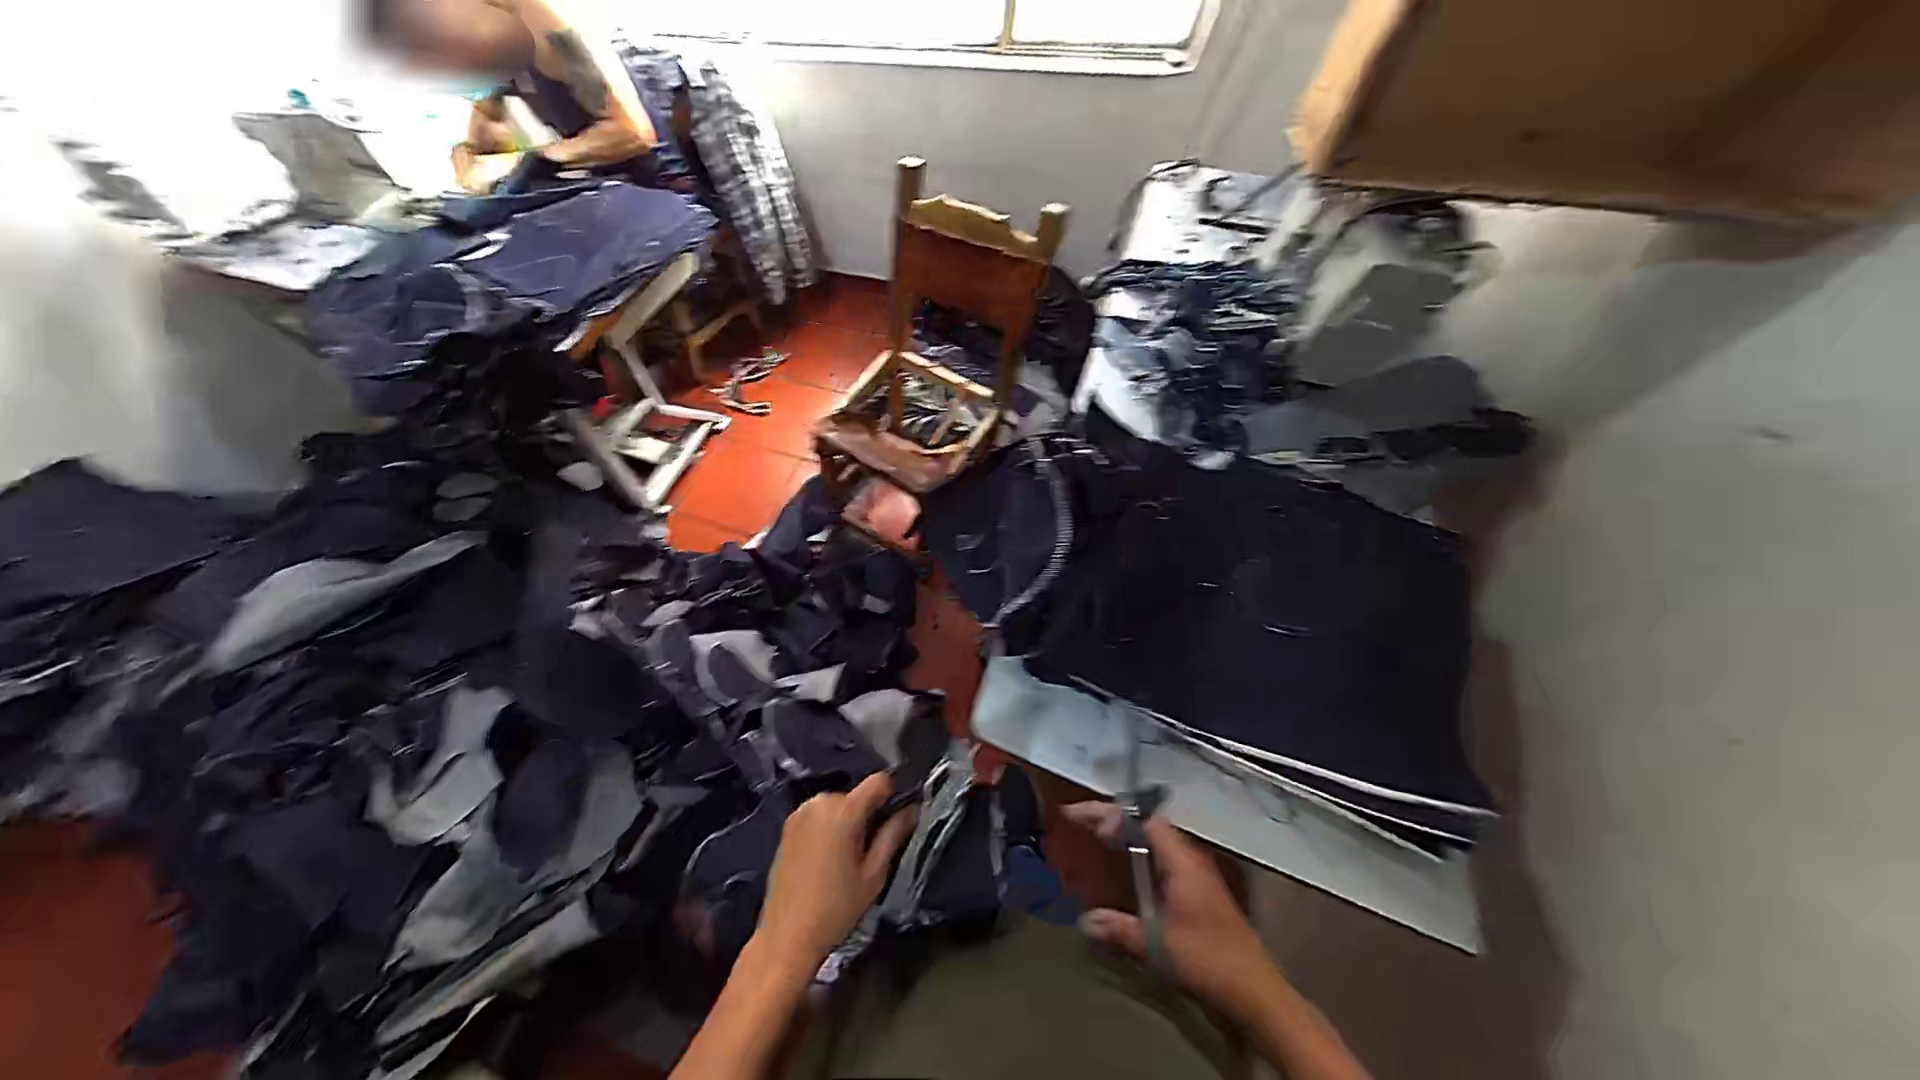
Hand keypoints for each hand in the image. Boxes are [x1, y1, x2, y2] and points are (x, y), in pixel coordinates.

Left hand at [756, 772, 916, 969]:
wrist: (786, 936)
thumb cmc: (836, 909)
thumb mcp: (874, 875)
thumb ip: (893, 835)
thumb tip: (912, 809)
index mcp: (843, 812)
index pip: (879, 781)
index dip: (893, 793)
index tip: (897, 815)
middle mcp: (819, 803)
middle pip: (857, 794)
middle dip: (868, 813)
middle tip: (871, 846)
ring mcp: (800, 813)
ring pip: (838, 804)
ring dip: (847, 820)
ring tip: (848, 855)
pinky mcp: (787, 826)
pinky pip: (819, 814)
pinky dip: (828, 826)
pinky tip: (827, 856)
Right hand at [1063, 801, 1286, 1020]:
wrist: (1257, 993)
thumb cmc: (1208, 960)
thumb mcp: (1158, 945)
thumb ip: (1120, 929)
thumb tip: (1085, 920)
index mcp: (1182, 862)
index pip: (1145, 820)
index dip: (1113, 816)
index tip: (1084, 822)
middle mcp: (1190, 860)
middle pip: (1147, 826)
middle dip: (1112, 821)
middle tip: (1078, 821)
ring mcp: (1196, 876)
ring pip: (1154, 842)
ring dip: (1125, 837)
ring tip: (1094, 838)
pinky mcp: (1198, 893)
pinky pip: (1160, 860)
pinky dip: (1137, 856)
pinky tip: (1123, 871)